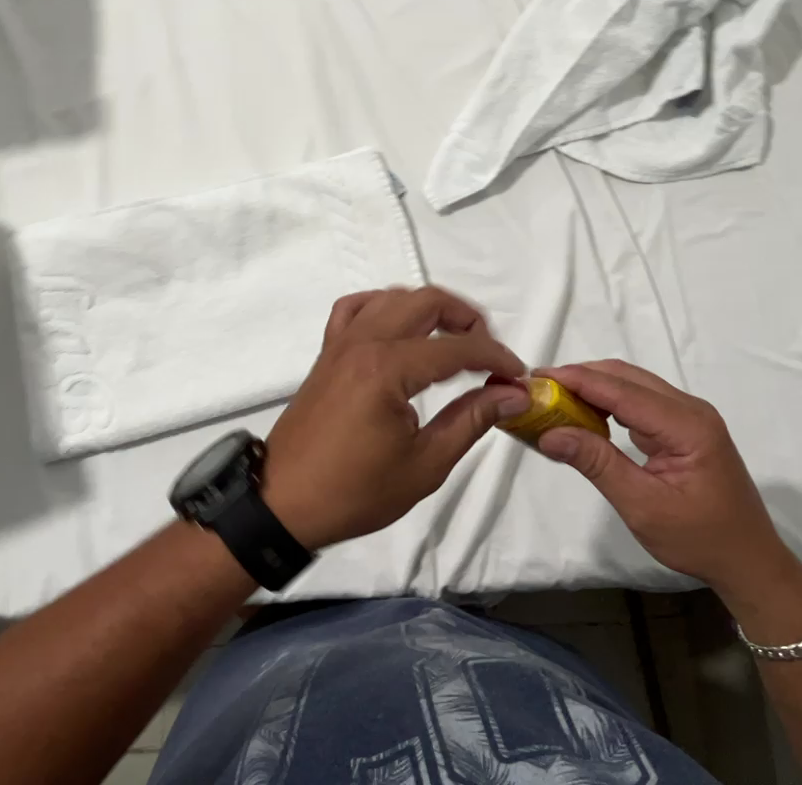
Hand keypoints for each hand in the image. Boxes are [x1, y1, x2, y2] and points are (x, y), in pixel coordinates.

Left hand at [260, 287, 530, 550]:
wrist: (283, 504)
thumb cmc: (355, 492)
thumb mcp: (424, 465)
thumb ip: (470, 421)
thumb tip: (512, 395)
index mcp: (388, 369)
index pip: (457, 347)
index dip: (496, 357)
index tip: (518, 378)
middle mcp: (364, 342)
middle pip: (427, 302)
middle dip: (468, 320)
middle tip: (488, 356)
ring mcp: (340, 343)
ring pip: (393, 298)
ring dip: (429, 309)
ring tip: (452, 341)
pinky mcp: (327, 353)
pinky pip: (355, 309)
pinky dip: (384, 308)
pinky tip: (399, 330)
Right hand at [535, 361, 801, 612]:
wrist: (748, 561)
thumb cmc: (699, 540)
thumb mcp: (642, 507)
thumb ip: (597, 463)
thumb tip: (550, 434)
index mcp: (687, 426)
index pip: (621, 390)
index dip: (576, 379)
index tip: (536, 377)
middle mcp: (690, 409)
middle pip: (626, 377)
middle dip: (580, 378)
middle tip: (537, 389)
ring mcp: (689, 417)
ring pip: (632, 385)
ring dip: (592, 388)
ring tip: (552, 399)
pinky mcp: (683, 428)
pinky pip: (640, 402)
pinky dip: (608, 403)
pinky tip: (583, 414)